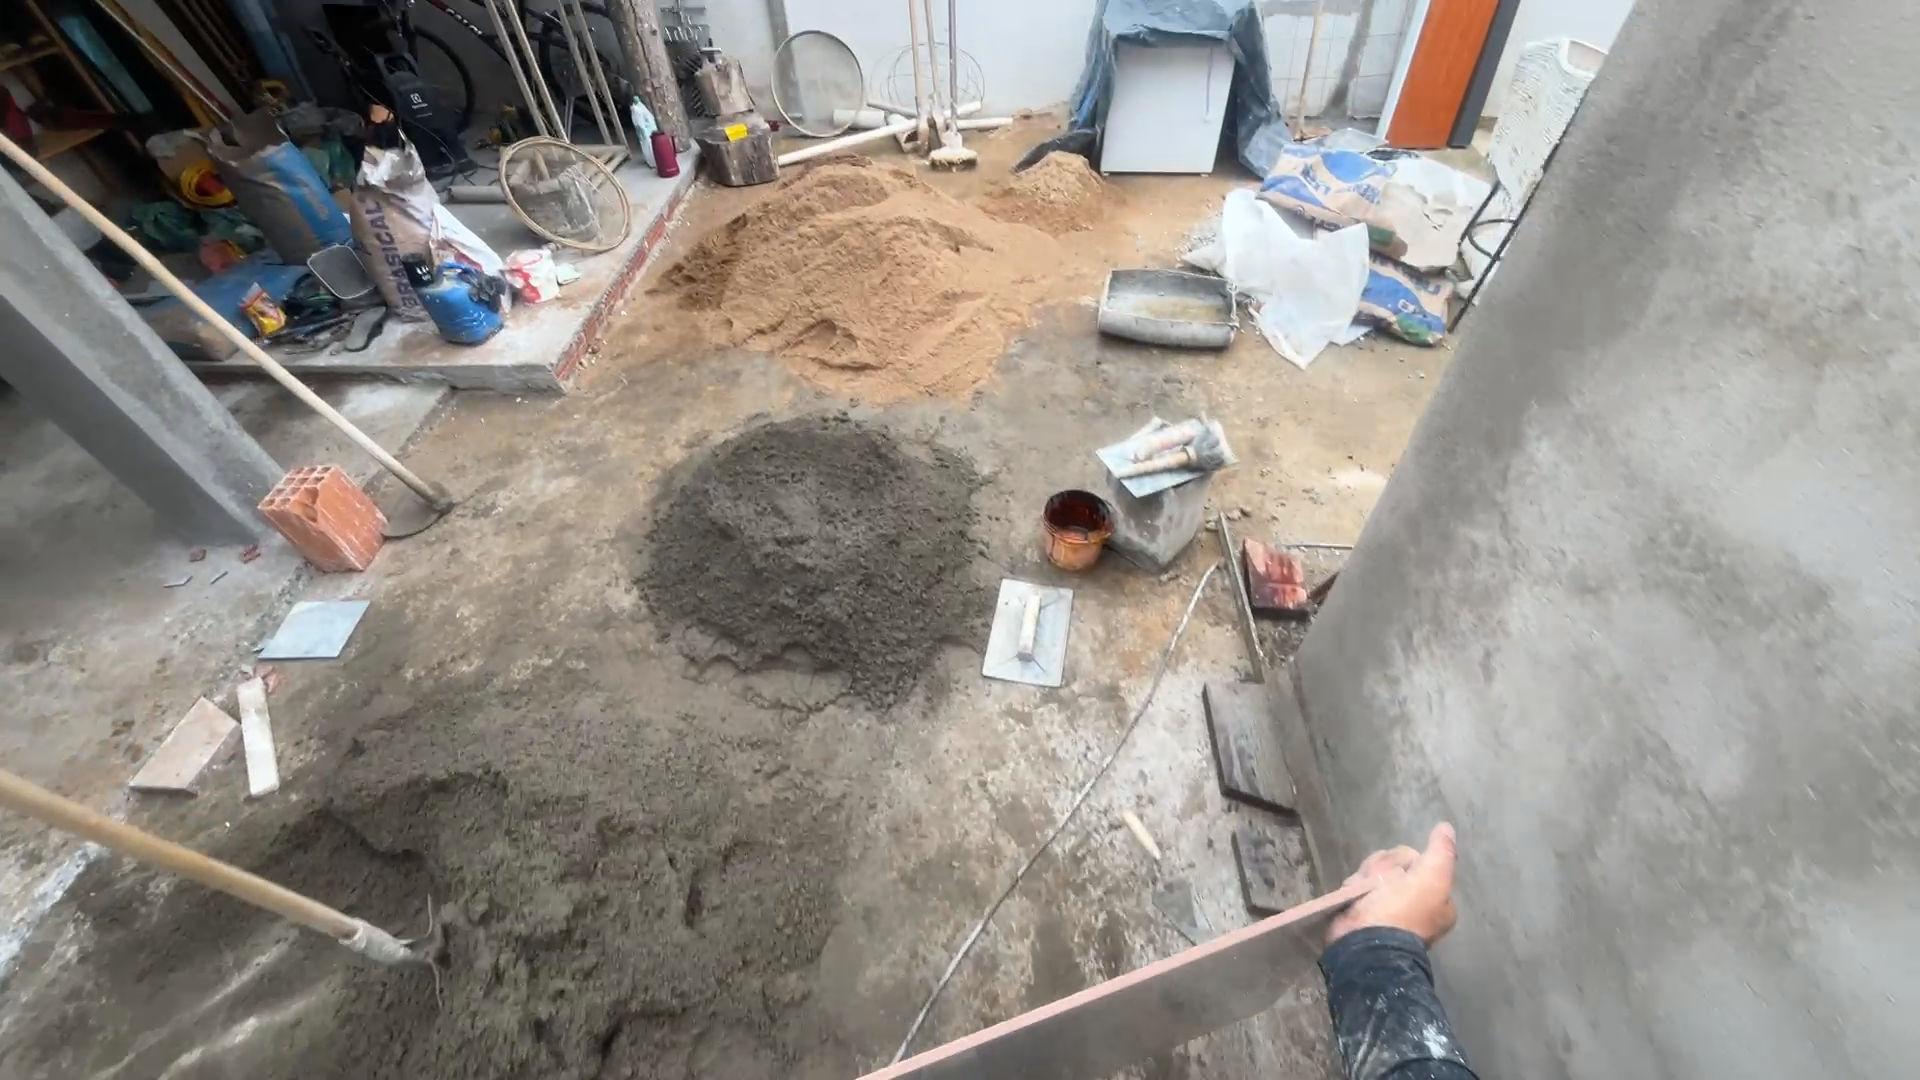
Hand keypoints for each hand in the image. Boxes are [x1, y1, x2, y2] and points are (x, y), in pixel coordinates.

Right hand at [1325, 822, 1457, 946]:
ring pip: (1374, 872)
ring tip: (1364, 892)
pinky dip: (1354, 886)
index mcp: (1437, 901)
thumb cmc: (1403, 911)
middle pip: (1393, 864)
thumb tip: (1446, 827)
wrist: (1366, 941)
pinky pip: (1358, 883)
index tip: (1403, 874)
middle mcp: (1415, 904)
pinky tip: (1354, 895)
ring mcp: (1389, 907)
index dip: (1405, 862)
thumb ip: (1440, 853)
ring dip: (1366, 877)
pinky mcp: (1366, 909)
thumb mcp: (1431, 879)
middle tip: (1381, 884)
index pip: (1416, 861)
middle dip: (1382, 869)